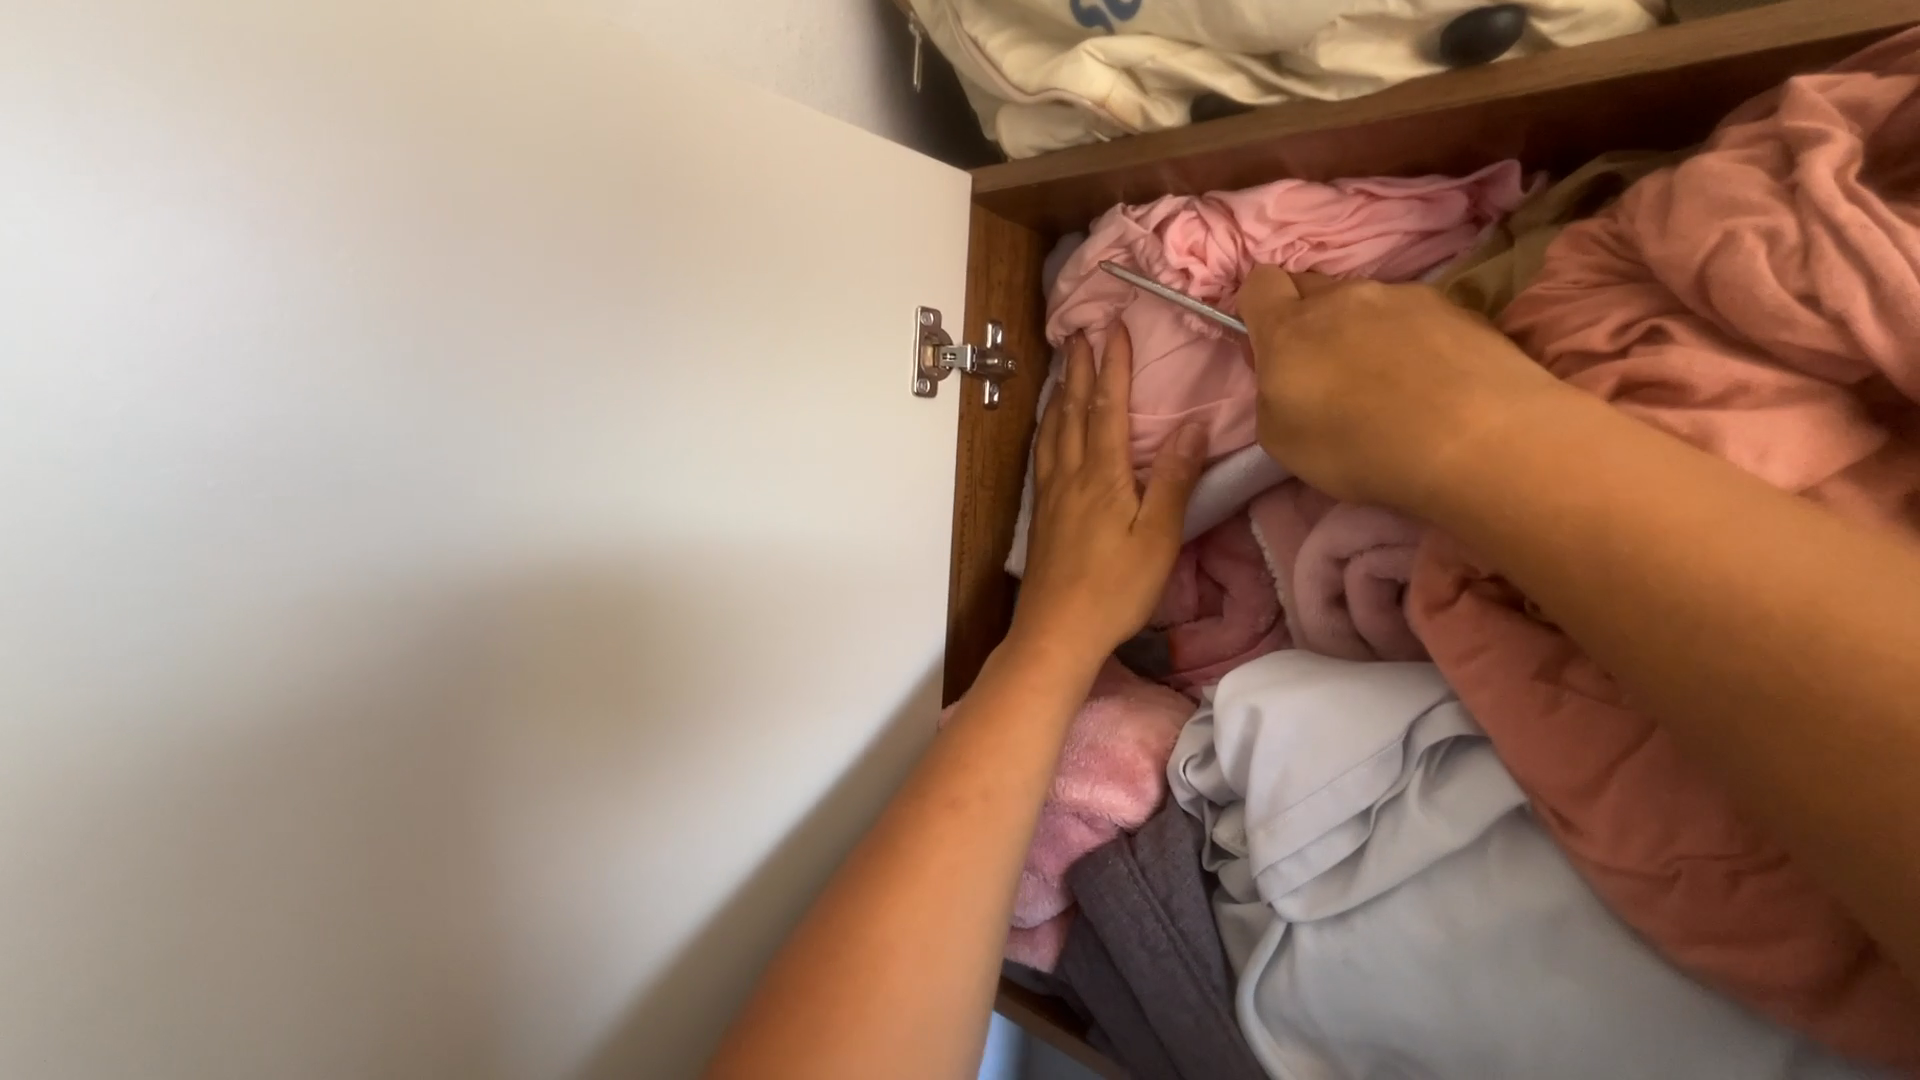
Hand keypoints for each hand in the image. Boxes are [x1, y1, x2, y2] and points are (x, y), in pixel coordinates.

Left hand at [1008, 327, 1204, 667]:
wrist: (1057, 629)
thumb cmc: (1115, 589)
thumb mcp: (1159, 538)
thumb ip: (1174, 480)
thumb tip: (1192, 427)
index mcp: (1101, 475)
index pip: (1107, 407)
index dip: (1113, 366)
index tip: (1115, 327)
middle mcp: (1069, 475)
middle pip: (1071, 411)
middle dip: (1078, 369)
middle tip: (1078, 334)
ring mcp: (1049, 495)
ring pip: (1051, 431)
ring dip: (1058, 395)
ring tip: (1060, 372)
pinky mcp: (1040, 515)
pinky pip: (1042, 455)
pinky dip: (1046, 430)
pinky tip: (1047, 434)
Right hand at [1238, 266, 1568, 510]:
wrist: (1475, 440)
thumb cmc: (1356, 447)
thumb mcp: (1280, 438)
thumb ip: (1271, 393)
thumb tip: (1285, 374)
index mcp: (1289, 328)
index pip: (1259, 283)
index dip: (1259, 308)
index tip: (1267, 345)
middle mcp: (1344, 297)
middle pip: (1313, 287)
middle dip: (1309, 318)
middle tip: (1324, 369)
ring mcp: (1405, 296)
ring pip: (1368, 302)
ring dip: (1364, 330)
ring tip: (1389, 383)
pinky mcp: (1459, 308)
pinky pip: (1418, 316)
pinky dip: (1414, 341)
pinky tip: (1431, 383)